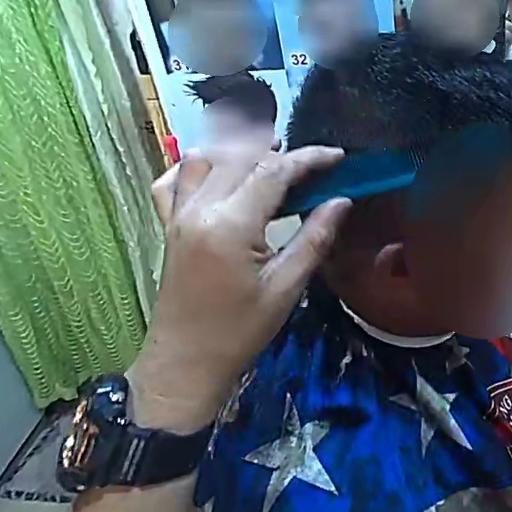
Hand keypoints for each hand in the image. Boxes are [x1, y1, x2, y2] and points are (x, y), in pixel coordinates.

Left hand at [130, 148, 350, 430]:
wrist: (187, 361)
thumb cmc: (241, 329)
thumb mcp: (288, 285)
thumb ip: (315, 237)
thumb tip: (343, 201)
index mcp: (230, 225)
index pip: (274, 171)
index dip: (310, 159)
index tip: (339, 157)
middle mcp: (198, 209)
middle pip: (241, 156)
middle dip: (281, 152)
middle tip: (314, 165)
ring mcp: (177, 215)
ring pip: (205, 158)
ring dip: (240, 151)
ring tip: (273, 160)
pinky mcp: (168, 225)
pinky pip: (173, 179)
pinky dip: (198, 166)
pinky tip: (221, 172)